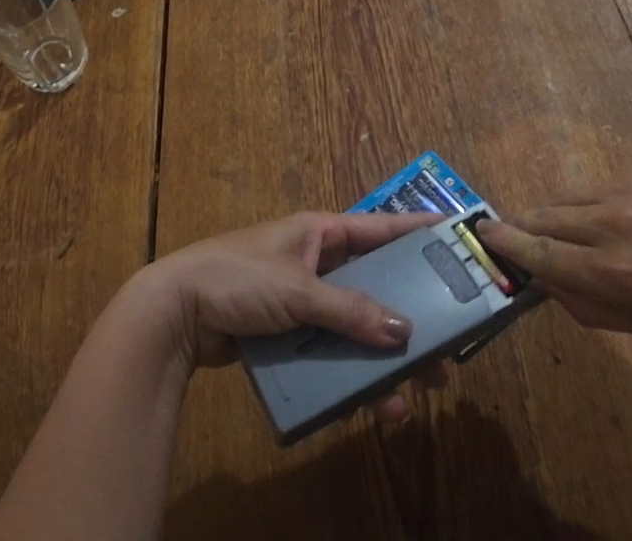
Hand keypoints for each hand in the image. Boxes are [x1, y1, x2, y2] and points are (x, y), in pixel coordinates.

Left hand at [134, 211, 445, 420]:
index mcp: (318, 233)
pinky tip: (367, 401)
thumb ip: (349, 310)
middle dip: (407, 319)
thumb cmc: (236, 280)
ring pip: (354, 326)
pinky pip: (329, 350)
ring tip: (406, 394)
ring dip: (379, 358)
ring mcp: (301, 300)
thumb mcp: (296, 290)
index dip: (417, 232)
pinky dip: (347, 372)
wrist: (174, 314)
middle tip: (443, 349)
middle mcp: (315, 262)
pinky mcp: (287, 333)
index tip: (456, 236)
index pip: (379, 228)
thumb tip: (403, 331)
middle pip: (374, 287)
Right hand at [473, 169, 631, 340]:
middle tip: (513, 241)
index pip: (535, 252)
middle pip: (540, 217)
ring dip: (551, 216)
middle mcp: (609, 223)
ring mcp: (628, 190)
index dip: (503, 244)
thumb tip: (549, 286)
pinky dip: (586, 205)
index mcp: (613, 270)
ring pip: (564, 198)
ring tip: (560, 233)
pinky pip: (596, 188)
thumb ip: (593, 307)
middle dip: (520, 229)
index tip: (480, 235)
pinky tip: (608, 219)